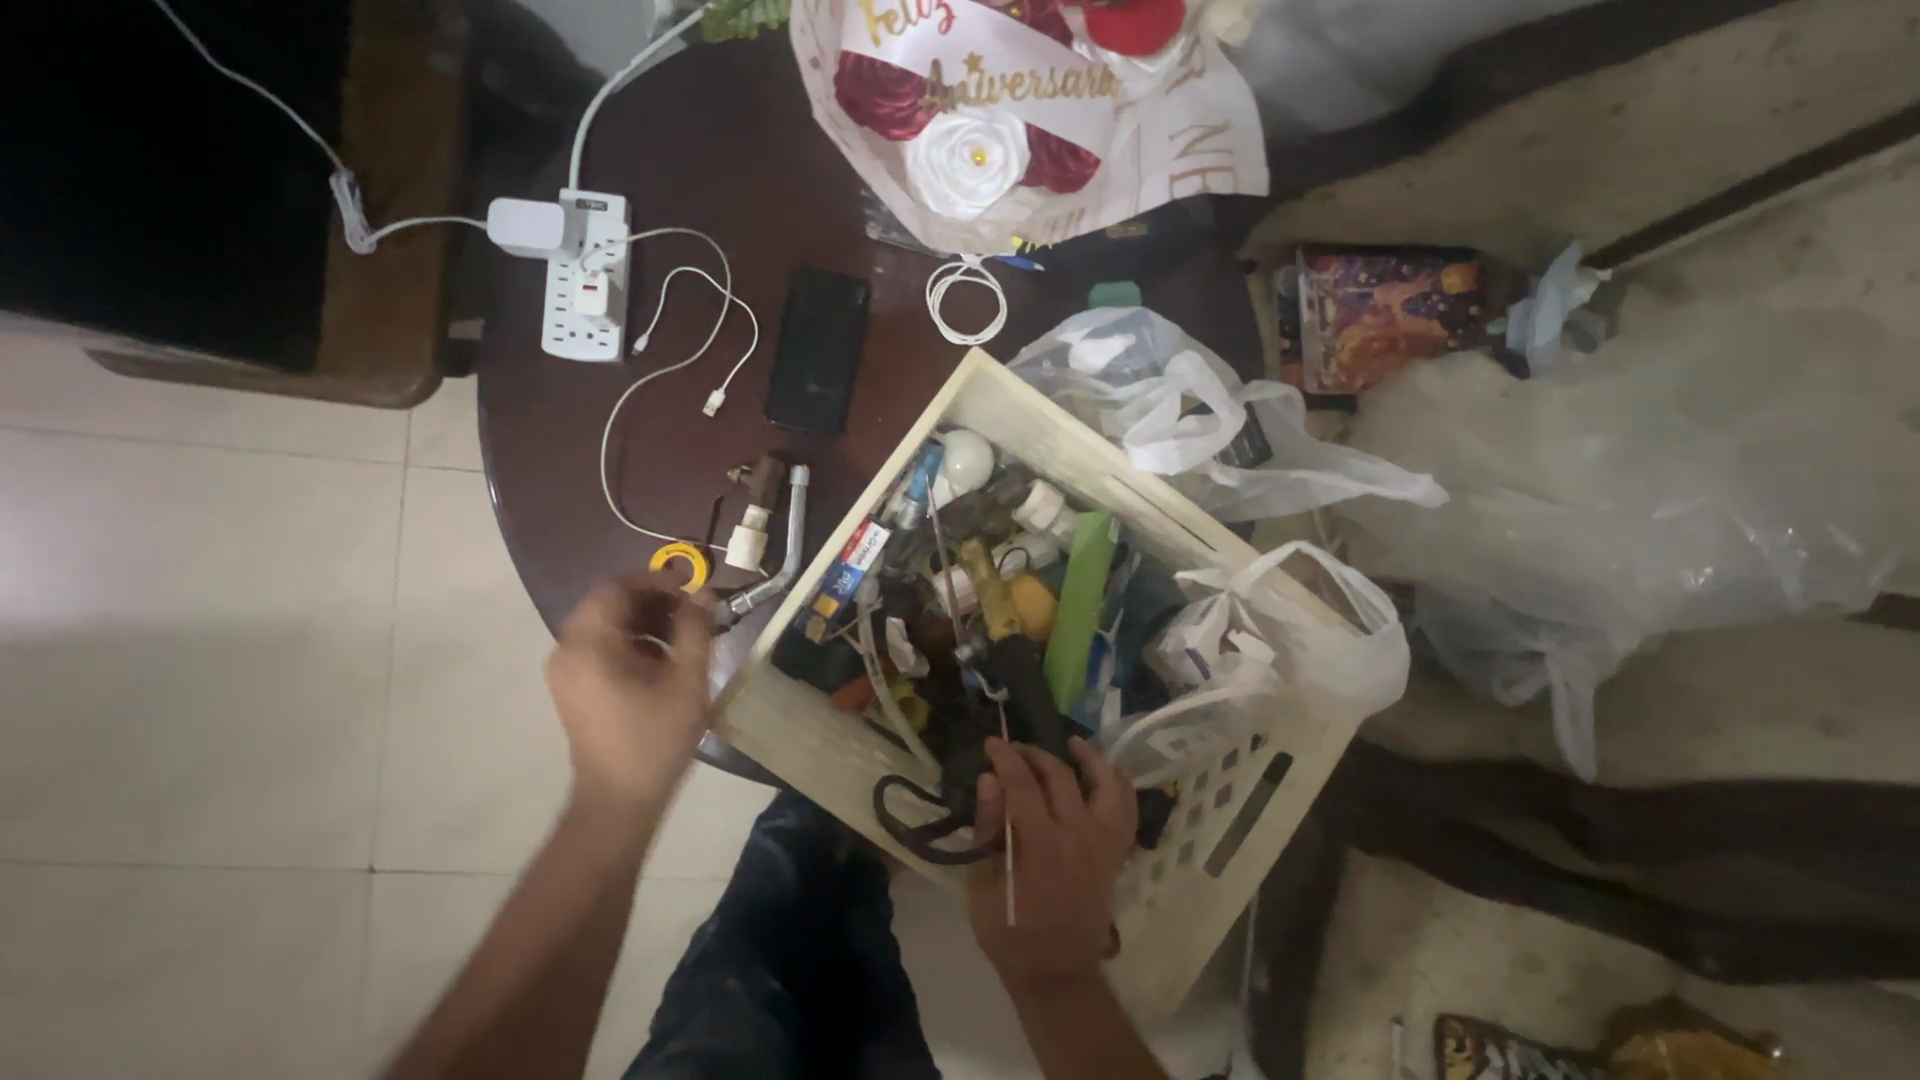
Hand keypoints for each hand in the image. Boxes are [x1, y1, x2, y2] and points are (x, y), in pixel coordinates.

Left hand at [545, 575, 714, 807]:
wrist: (619, 800)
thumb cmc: (654, 738)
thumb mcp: (687, 680)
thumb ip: (696, 629)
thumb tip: (704, 594)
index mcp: (589, 643)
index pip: (616, 587)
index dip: (656, 579)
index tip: (692, 586)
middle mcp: (567, 650)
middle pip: (608, 603)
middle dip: (653, 600)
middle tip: (693, 610)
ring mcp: (565, 671)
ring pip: (605, 625)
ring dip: (644, 620)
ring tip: (685, 635)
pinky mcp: (572, 688)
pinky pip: (600, 647)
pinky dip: (631, 641)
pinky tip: (664, 660)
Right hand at [968, 736, 1137, 992]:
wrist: (1057, 972)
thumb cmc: (1010, 933)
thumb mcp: (982, 886)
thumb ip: (989, 829)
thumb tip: (989, 780)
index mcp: (1040, 845)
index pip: (1022, 783)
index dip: (1006, 757)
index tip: (991, 742)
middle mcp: (1078, 836)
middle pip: (1060, 776)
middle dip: (1034, 754)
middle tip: (1014, 748)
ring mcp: (1103, 844)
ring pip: (1106, 786)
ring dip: (1089, 759)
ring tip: (1072, 742)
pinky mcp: (1116, 855)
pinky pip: (1127, 812)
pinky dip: (1121, 786)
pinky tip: (1108, 773)